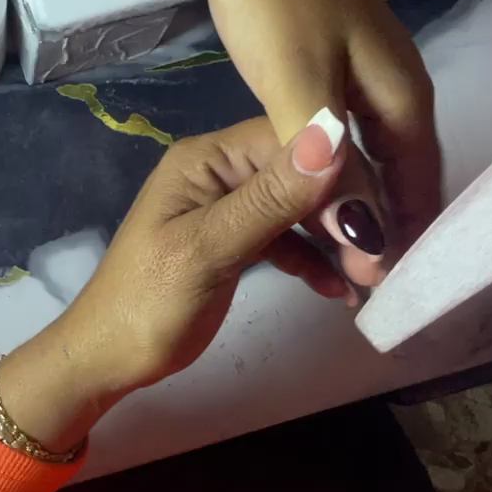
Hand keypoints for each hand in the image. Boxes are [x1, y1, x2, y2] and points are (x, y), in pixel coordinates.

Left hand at [0, 116, 350, 451]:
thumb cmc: (148, 303)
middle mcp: (220, 173)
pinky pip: (286, 240)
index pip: (292, 140)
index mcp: (207, 160)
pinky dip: (313, 261)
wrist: (109, 358)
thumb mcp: (208, 250)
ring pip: (299, 209)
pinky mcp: (235, 243)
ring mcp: (227, 209)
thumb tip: (334, 132)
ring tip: (369, 279)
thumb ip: (270, 198)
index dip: (341, 172)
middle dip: (345, 212)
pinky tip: (337, 290)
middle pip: (301, 174)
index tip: (379, 218)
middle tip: (381, 260)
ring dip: (335, 241)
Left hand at [205, 0, 440, 285]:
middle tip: (359, 292)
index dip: (404, 240)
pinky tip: (305, 209)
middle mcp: (390, 96)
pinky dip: (327, 186)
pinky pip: (336, 151)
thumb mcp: (301, 86)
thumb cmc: (277, 1)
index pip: (417, 188)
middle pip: (397, 182)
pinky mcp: (322, 80)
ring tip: (334, 269)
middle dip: (382, 235)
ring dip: (353, 216)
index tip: (387, 291)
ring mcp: (356, 86)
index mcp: (398, 102)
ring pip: (366, 169)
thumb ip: (332, 161)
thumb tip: (368, 234)